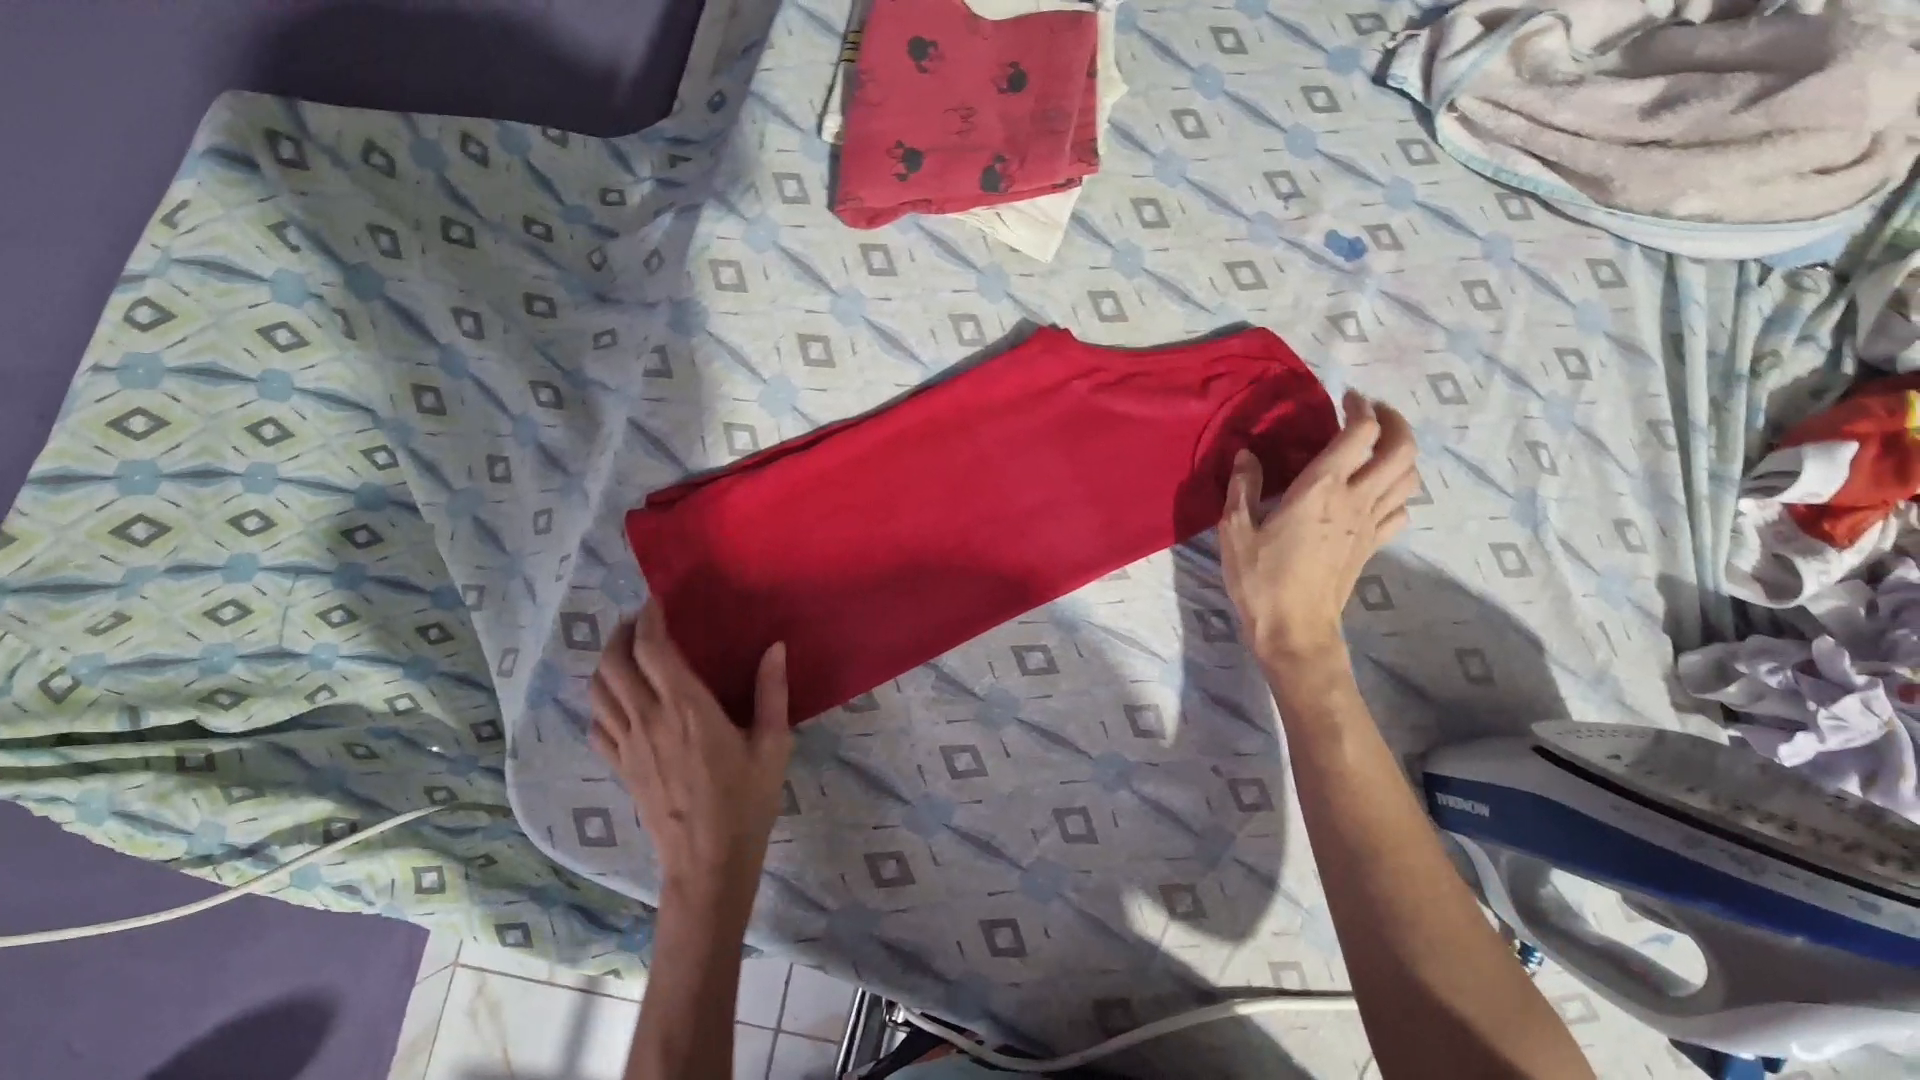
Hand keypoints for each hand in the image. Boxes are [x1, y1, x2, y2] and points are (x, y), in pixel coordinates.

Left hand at [589, 603, 792, 904]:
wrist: (708, 861)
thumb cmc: (746, 802)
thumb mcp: (773, 746)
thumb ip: (771, 693)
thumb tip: (774, 647)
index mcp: (687, 708)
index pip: (652, 648)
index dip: (648, 618)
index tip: (657, 602)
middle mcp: (649, 719)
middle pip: (614, 662)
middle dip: (622, 633)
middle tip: (642, 622)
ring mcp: (628, 744)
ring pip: (598, 689)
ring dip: (607, 662)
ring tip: (628, 652)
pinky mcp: (620, 766)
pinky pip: (597, 723)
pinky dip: (601, 701)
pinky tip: (620, 700)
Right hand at [1220, 390, 1418, 659]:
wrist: (1294, 630)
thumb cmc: (1261, 580)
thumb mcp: (1235, 530)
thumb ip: (1243, 487)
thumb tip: (1246, 455)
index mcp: (1322, 488)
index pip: (1361, 433)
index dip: (1360, 408)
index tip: (1346, 399)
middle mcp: (1355, 499)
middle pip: (1402, 450)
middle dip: (1395, 423)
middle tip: (1373, 414)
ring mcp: (1370, 525)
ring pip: (1409, 478)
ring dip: (1402, 455)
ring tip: (1379, 449)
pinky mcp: (1372, 547)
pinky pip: (1401, 511)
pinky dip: (1397, 494)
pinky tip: (1377, 495)